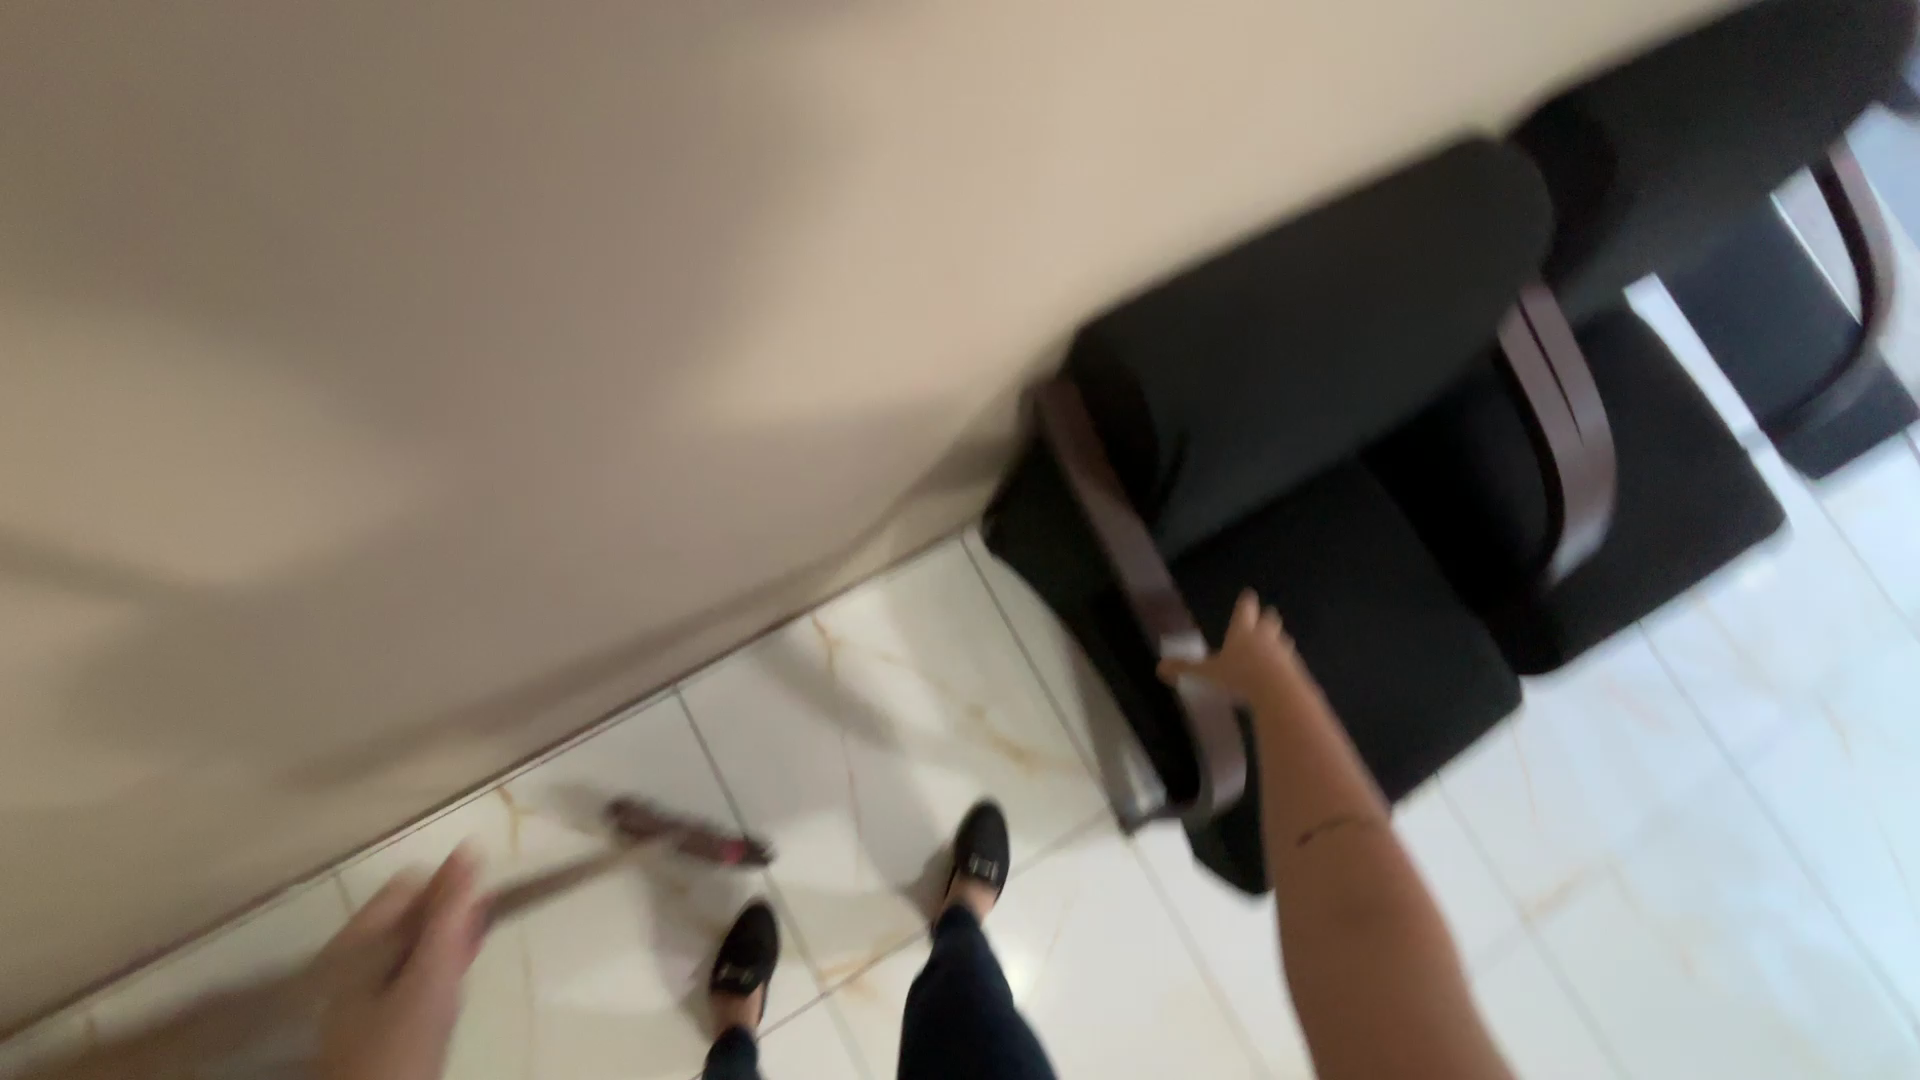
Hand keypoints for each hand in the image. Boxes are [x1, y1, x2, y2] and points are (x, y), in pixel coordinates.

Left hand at [316, 847, 487, 1079]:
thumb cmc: (402, 1040)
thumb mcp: (433, 971)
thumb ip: (452, 909)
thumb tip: (471, 849)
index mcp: (356, 939)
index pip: (412, 882)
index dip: (449, 890)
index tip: (474, 917)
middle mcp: (350, 952)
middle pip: (411, 911)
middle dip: (447, 925)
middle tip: (463, 953)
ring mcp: (355, 980)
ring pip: (413, 939)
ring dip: (442, 949)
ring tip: (450, 982)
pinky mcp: (367, 1004)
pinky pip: (407, 966)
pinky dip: (430, 971)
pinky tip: (440, 994)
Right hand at [1157, 590, 1301, 702]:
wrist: (1279, 694)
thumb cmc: (1239, 676)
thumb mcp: (1207, 674)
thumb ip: (1185, 669)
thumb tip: (1160, 667)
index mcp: (1242, 631)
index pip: (1245, 609)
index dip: (1246, 602)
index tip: (1248, 595)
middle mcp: (1264, 636)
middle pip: (1269, 620)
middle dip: (1265, 618)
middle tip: (1264, 617)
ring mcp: (1283, 652)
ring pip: (1282, 639)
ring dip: (1277, 640)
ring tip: (1271, 646)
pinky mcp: (1296, 669)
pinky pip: (1289, 661)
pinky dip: (1283, 663)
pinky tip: (1278, 672)